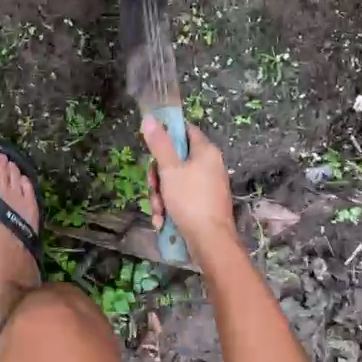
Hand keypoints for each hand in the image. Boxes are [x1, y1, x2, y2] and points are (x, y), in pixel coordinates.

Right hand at [140, 116, 237, 261]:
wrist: (212, 243)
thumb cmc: (191, 200)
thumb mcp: (169, 169)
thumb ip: (159, 143)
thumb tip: (149, 117)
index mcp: (206, 151)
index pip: (185, 130)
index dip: (167, 135)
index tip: (152, 148)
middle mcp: (210, 165)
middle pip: (176, 159)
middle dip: (158, 176)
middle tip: (153, 187)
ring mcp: (208, 187)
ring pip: (176, 181)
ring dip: (161, 195)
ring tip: (158, 211)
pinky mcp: (205, 205)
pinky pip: (183, 198)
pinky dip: (171, 208)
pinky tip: (162, 221)